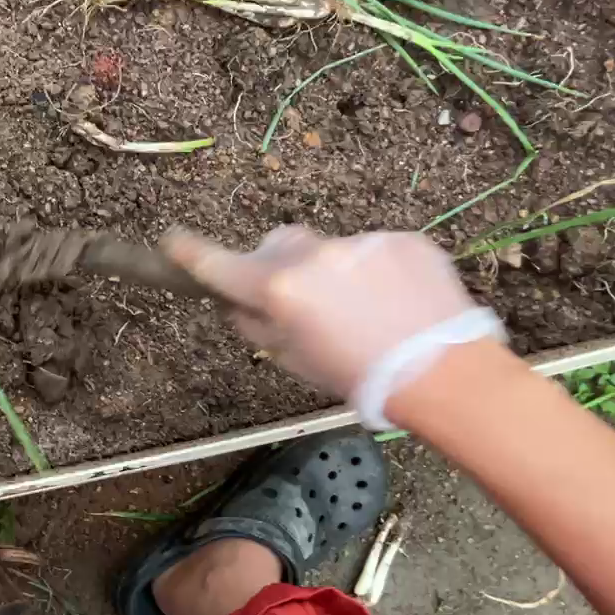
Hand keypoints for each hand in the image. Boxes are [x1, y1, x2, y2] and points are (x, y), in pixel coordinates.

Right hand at [163, 227, 505, 428]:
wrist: (443, 373)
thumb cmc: (355, 375)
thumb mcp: (288, 358)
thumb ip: (254, 323)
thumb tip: (237, 302)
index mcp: (278, 289)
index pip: (218, 264)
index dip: (189, 252)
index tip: (171, 239)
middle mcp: (313, 256)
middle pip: (274, 245)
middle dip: (273, 264)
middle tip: (292, 298)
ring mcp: (360, 243)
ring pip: (323, 249)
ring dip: (325, 270)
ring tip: (355, 308)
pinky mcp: (401, 240)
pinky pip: (367, 249)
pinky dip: (367, 270)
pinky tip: (387, 300)